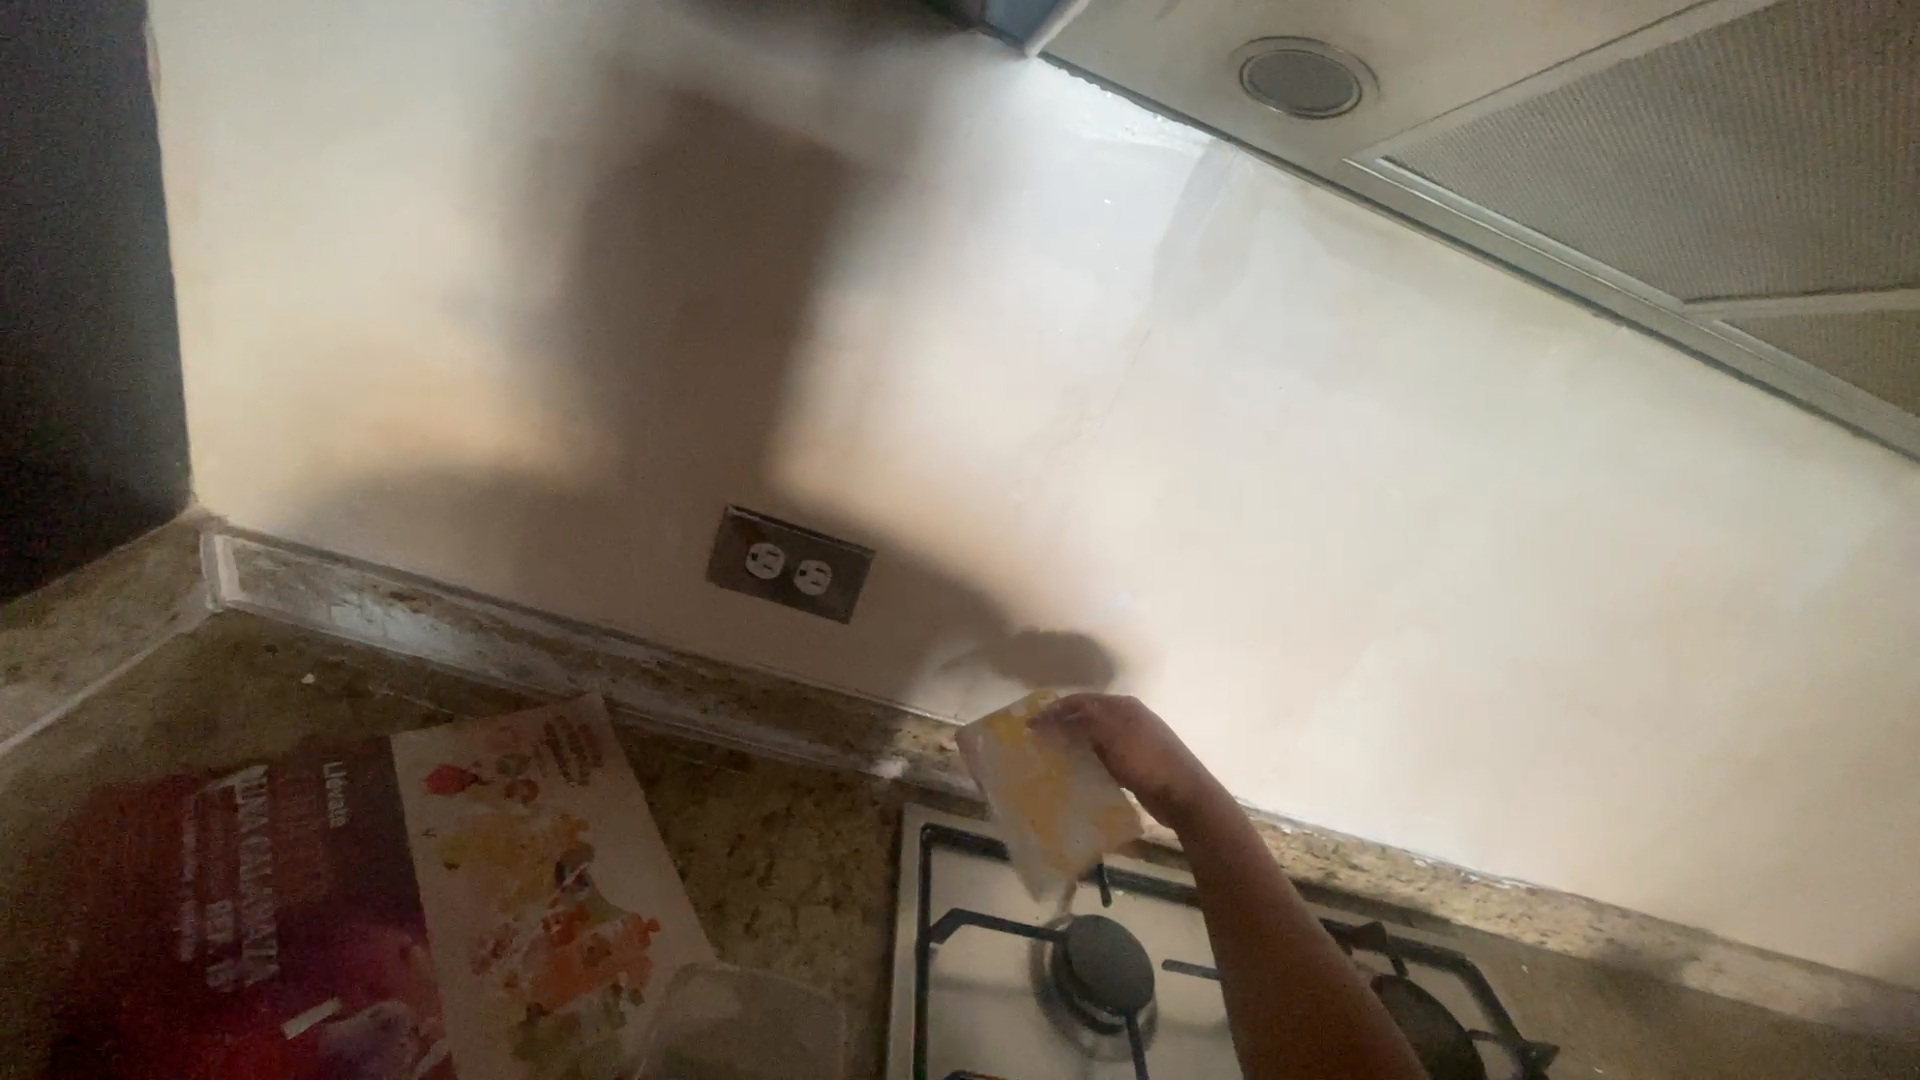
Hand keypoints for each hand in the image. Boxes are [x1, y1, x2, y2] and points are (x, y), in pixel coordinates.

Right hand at [1033, 693, 1225, 830]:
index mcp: (1122, 706)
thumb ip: (1081, 721)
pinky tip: (1073, 775)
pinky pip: (1101, 759)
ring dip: (1072, 745)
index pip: (1080, 701)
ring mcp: (1131, 743)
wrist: (1183, 795)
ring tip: (1049, 758)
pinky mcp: (1133, 766)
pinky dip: (1085, 762)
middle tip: (1036, 741)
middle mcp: (1126, 719)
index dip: (1054, 710)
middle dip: (1061, 726)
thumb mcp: (1111, 733)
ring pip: (1093, 739)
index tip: (1030, 725)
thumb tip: (1052, 718)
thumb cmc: (1146, 759)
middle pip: (1086, 718)